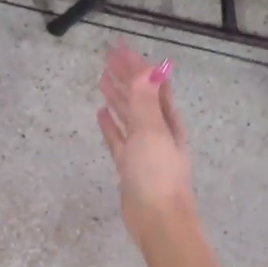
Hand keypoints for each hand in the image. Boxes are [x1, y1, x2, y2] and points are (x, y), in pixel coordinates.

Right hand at [97, 40, 195, 241]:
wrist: (158, 221)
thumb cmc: (157, 173)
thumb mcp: (151, 131)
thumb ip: (146, 99)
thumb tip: (151, 67)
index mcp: (166, 122)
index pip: (151, 84)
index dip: (137, 65)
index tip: (119, 45)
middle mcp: (157, 131)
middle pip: (140, 97)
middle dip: (126, 76)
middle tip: (107, 56)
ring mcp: (143, 148)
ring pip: (128, 114)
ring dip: (118, 95)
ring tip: (102, 79)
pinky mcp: (129, 164)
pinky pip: (118, 136)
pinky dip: (110, 123)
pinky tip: (100, 113)